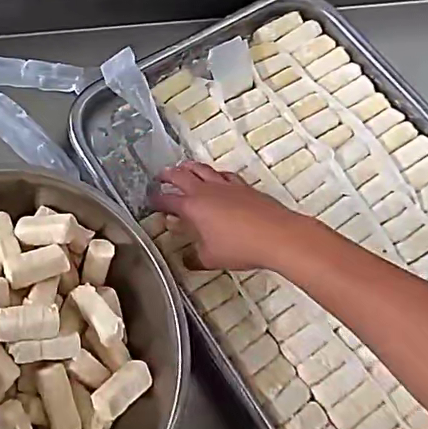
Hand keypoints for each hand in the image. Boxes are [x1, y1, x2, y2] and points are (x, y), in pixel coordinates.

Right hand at [150, 161, 319, 272]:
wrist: (277, 235)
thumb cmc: (240, 247)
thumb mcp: (211, 258)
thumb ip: (194, 258)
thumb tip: (186, 261)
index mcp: (192, 207)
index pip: (167, 200)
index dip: (156, 200)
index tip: (150, 201)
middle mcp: (205, 191)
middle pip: (180, 175)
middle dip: (167, 175)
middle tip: (160, 177)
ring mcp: (225, 185)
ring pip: (201, 169)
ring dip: (188, 167)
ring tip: (182, 167)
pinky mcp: (242, 186)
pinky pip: (223, 174)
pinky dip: (214, 174)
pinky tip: (215, 177)